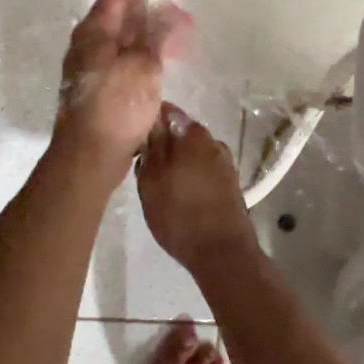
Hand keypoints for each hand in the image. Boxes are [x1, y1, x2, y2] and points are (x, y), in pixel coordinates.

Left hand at [57, 0, 191, 164]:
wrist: (89, 155)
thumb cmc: (116, 106)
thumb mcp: (143, 66)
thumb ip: (156, 35)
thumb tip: (167, 9)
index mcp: (94, 31)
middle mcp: (87, 44)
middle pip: (120, 17)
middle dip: (150, 13)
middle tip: (181, 18)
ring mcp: (90, 68)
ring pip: (122, 42)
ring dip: (148, 38)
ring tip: (177, 42)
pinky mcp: (97, 90)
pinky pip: (122, 63)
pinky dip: (141, 59)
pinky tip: (160, 67)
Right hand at [137, 103, 257, 273]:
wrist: (222, 252)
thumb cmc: (179, 213)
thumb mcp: (152, 179)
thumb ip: (152, 146)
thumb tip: (152, 121)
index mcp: (193, 133)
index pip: (166, 112)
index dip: (147, 121)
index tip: (133, 137)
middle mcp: (213, 141)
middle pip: (181, 133)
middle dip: (163, 144)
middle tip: (143, 165)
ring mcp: (224, 163)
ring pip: (192, 153)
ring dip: (177, 162)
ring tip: (160, 184)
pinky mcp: (230, 184)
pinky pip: (203, 171)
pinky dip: (190, 176)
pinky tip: (180, 195)